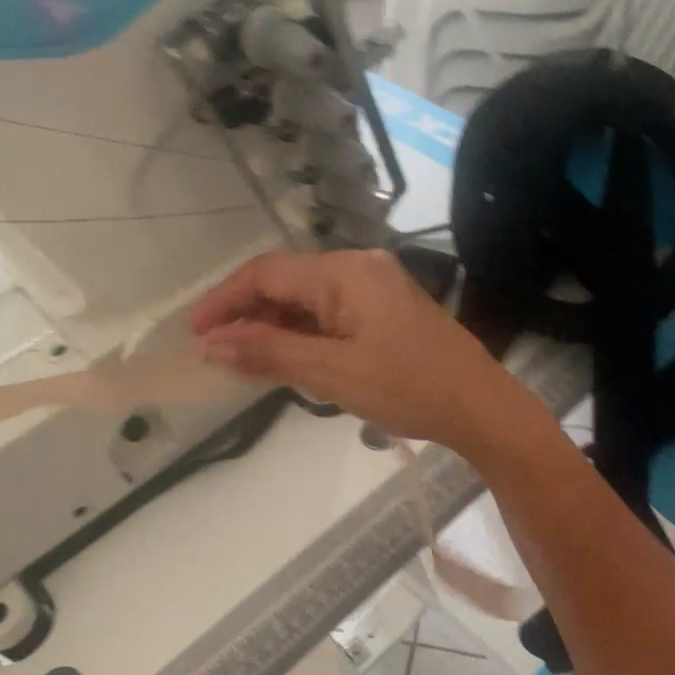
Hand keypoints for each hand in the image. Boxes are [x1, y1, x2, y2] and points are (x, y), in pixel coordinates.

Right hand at [189, 250, 534, 453]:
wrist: (480, 406)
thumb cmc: (407, 388)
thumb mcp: (332, 373)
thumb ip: (269, 352)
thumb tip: (213, 343)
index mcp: (345, 272)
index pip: (266, 274)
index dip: (224, 301)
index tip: (194, 335)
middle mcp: (360, 267)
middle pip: (287, 283)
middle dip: (247, 317)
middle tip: (215, 355)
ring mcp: (377, 288)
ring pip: (309, 301)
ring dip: (275, 329)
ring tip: (244, 364)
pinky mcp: (388, 311)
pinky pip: (333, 314)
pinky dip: (305, 336)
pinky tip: (288, 361)